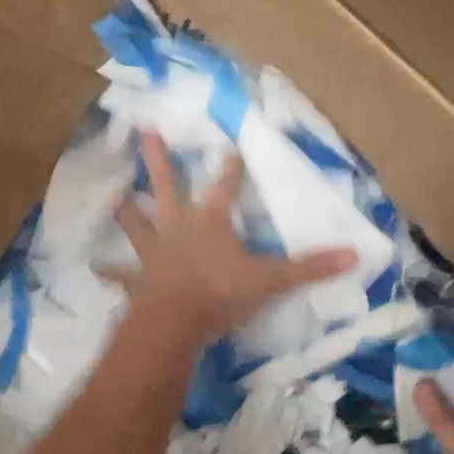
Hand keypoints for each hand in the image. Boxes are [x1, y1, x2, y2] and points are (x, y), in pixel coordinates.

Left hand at [102, 132, 356, 341]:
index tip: (230, 140)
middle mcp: (178, 228)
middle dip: (159, 160)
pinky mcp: (138, 281)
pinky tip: (98, 269)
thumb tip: (356, 255)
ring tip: (114, 192)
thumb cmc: (221, 293)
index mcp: (211, 222)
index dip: (231, 165)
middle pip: (167, 187)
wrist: (174, 322)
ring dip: (127, 210)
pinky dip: (111, 273)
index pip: (225, 185)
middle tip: (145, 131)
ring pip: (137, 224)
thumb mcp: (271, 280)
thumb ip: (310, 268)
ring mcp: (153, 254)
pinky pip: (121, 276)